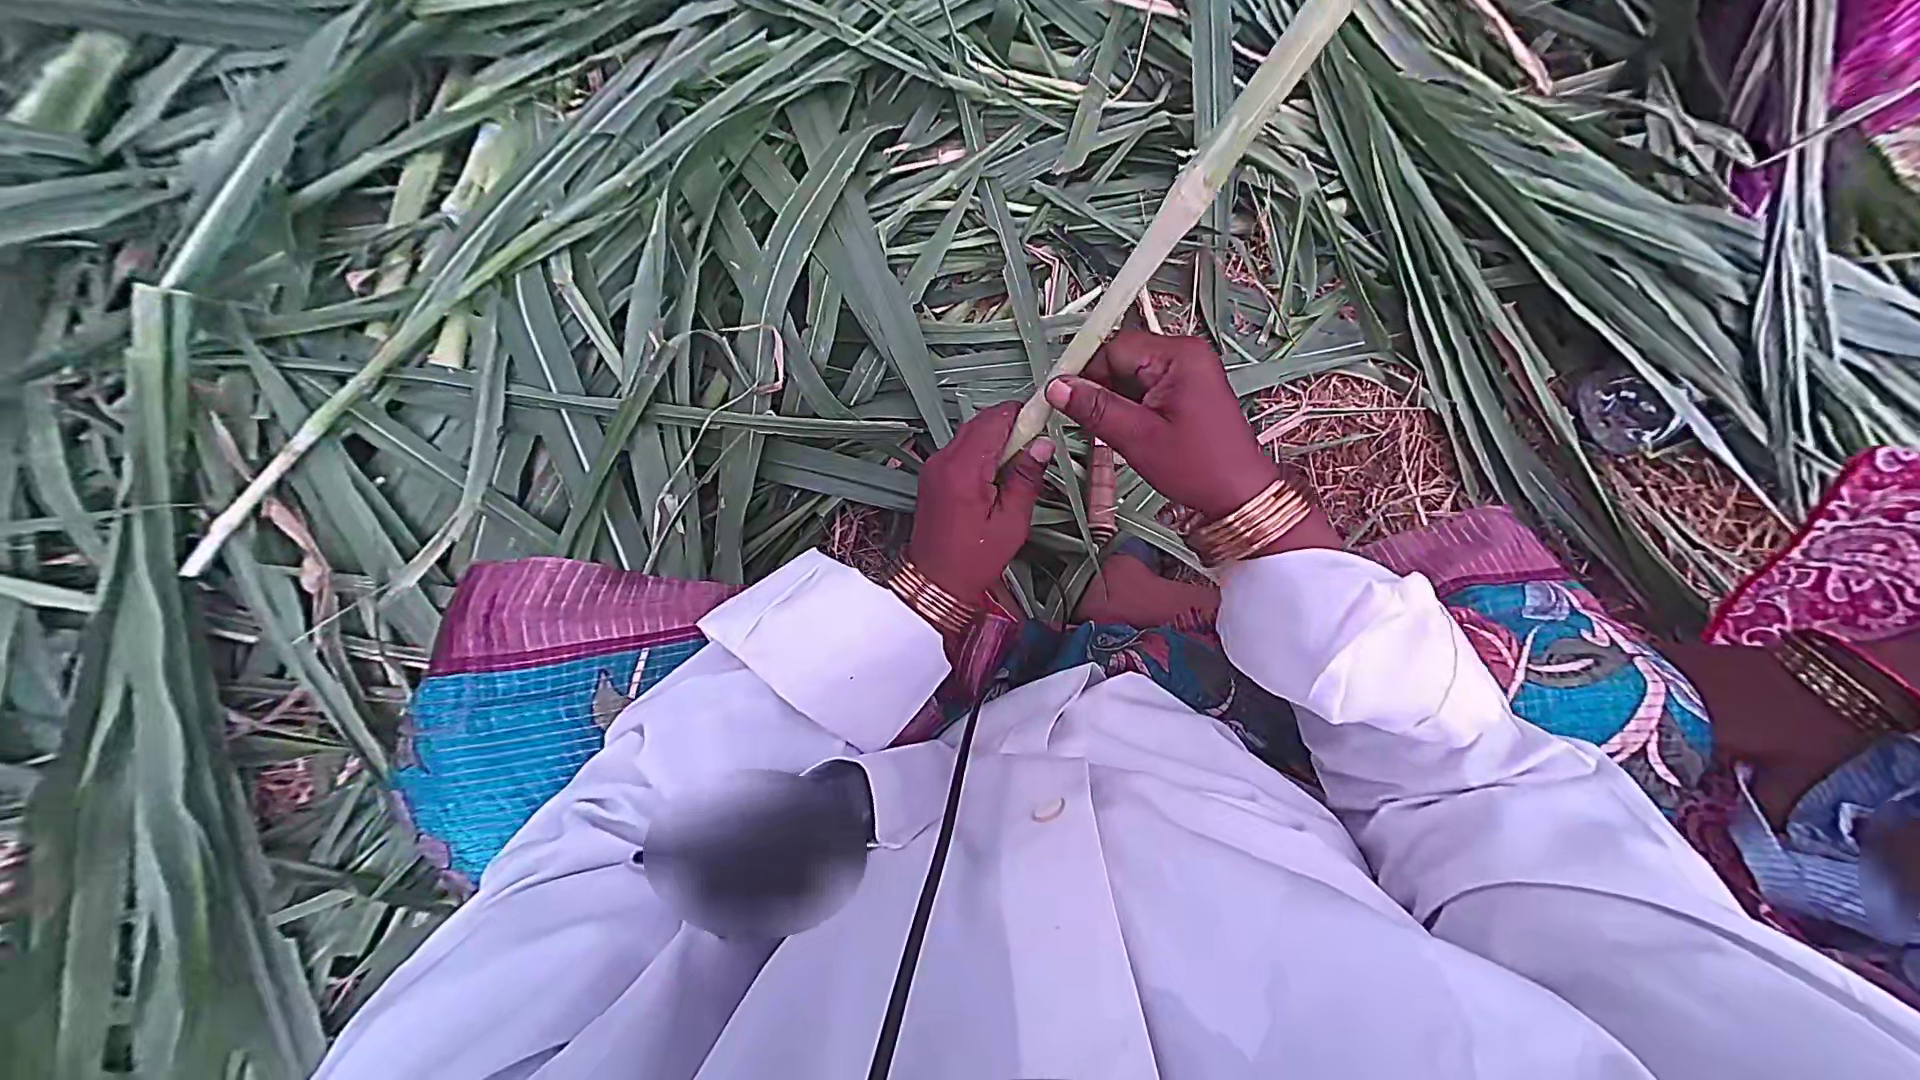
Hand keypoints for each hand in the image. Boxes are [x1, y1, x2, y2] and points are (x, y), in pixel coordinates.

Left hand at [910, 402, 1052, 601]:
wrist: (935, 581)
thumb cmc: (971, 561)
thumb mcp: (1011, 522)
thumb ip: (1026, 479)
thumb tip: (1042, 446)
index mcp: (962, 470)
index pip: (995, 420)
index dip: (1022, 413)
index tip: (1044, 416)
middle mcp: (942, 461)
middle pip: (982, 421)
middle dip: (1012, 425)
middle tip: (1036, 444)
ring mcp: (933, 466)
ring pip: (971, 432)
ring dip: (997, 438)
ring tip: (1019, 463)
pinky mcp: (932, 474)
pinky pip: (960, 448)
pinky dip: (982, 451)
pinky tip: (997, 472)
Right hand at [1043, 330, 1276, 516]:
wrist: (1237, 494)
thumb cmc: (1200, 467)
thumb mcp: (1137, 437)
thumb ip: (1095, 408)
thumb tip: (1058, 387)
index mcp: (1179, 356)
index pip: (1113, 348)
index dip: (1085, 374)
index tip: (1064, 400)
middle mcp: (1185, 355)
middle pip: (1121, 359)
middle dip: (1100, 390)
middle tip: (1092, 423)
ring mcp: (1187, 372)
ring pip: (1129, 377)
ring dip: (1114, 402)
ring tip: (1119, 433)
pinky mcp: (1185, 390)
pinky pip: (1144, 389)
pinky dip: (1129, 409)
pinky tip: (1131, 432)